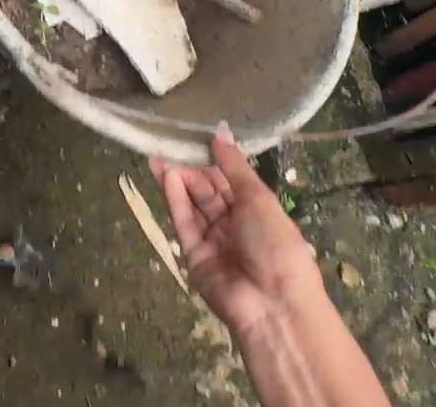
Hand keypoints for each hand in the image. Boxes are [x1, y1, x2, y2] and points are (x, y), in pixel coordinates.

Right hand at [148, 124, 321, 336]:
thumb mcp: (259, 199)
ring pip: (191, 204)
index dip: (213, 159)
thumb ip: (234, 165)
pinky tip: (166, 176)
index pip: (229, 180)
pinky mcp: (193, 254)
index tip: (195, 135)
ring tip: (158, 154)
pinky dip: (174, 199)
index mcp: (257, 212)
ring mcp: (212, 240)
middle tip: (170, 143)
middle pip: (207, 191)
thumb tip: (220, 130)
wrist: (273, 306)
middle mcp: (234, 224)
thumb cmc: (276, 246)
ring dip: (177, 180)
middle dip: (191, 167)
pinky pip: (184, 222)